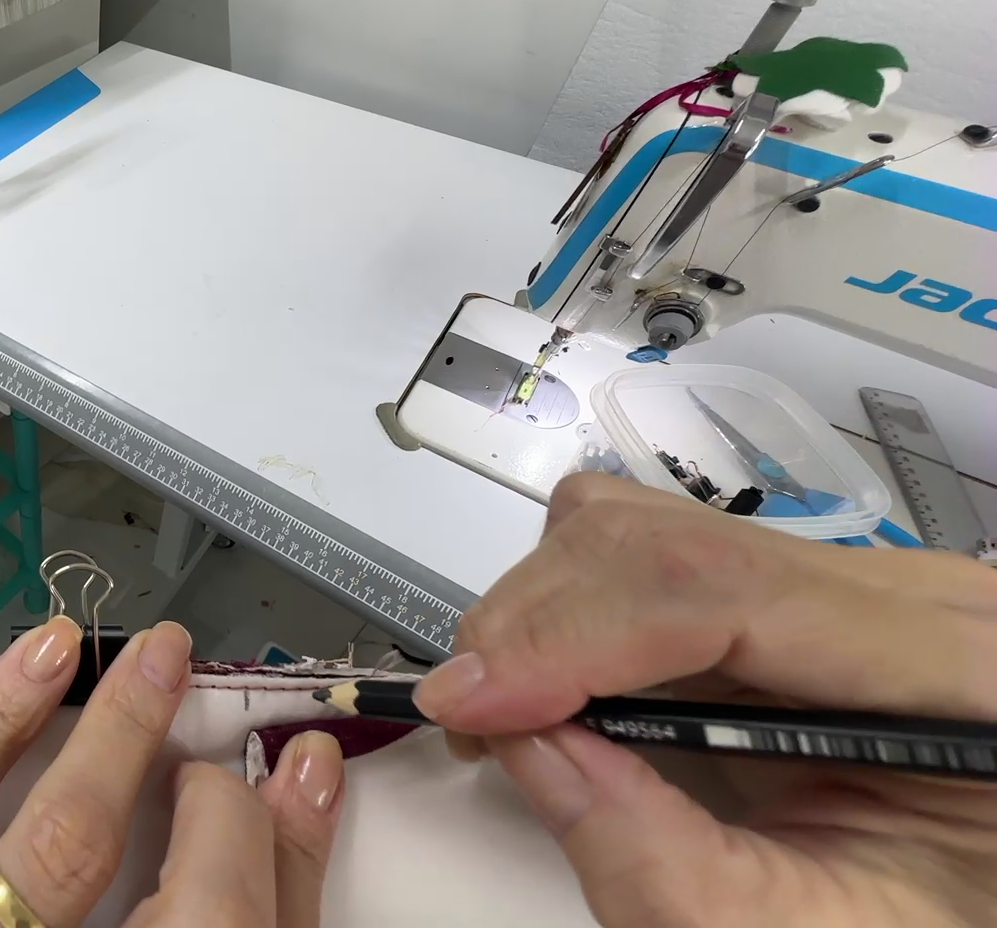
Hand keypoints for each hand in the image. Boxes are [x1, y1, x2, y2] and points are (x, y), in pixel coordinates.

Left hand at [0, 619, 345, 927]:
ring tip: (162, 658)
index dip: (274, 869)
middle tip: (249, 738)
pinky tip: (45, 658)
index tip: (292, 792)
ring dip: (120, 739)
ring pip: (56, 846)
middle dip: (219, 817)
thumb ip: (99, 918)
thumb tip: (174, 886)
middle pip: (166, 913)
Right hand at [417, 473, 996, 926]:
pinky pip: (619, 547)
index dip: (563, 633)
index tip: (467, 705)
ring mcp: (823, 577)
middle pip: (643, 541)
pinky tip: (559, 678)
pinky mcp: (759, 583)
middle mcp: (895, 595)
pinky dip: (555, 602)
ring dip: (532, 610)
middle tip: (469, 718)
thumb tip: (517, 737)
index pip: (708, 587)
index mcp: (958, 675)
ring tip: (512, 702)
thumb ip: (654, 860)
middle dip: (525, 625)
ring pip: (617, 527)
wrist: (948, 921)